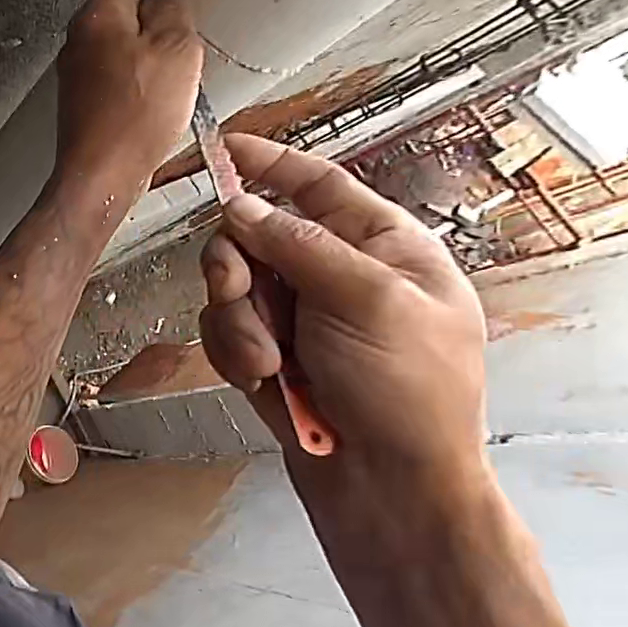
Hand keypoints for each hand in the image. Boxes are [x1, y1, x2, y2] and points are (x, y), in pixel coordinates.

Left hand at [54, 0, 203, 188]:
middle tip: (177, 24)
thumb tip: (163, 4)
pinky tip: (150, 99)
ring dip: (144, 50)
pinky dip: (135, 78)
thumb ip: (173, 13)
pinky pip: (114, 74)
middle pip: (120, 8)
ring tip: (167, 76)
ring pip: (118, 44)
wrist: (100, 174)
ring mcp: (75, 73)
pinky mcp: (80, 101)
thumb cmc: (134, 117)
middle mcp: (78, 41)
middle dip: (148, 12)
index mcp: (98, 16)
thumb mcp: (176, 49)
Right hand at [197, 135, 488, 506]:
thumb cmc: (408, 389)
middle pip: (249, 235)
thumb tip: (241, 207)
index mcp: (376, 245)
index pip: (315, 184)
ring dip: (236, 324)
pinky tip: (262, 379)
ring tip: (270, 363)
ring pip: (224, 285)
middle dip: (236, 268)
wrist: (383, 479)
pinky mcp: (261, 345)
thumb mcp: (369, 303)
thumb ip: (301, 246)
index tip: (225, 146)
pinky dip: (232, 351)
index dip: (270, 162)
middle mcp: (327, 270)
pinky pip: (219, 327)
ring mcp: (291, 310)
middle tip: (240, 295)